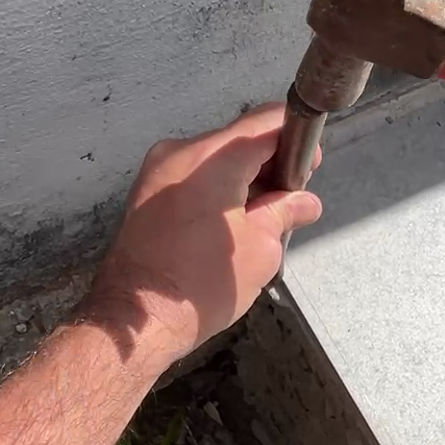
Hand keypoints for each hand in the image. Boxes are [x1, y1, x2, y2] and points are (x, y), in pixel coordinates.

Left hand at [80, 104, 321, 365]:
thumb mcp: (260, 250)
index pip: (265, 122)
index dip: (296, 141)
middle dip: (267, 167)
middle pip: (237, 142)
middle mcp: (178, 154)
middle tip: (286, 204)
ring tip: (256, 224)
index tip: (309, 167)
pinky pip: (189, 181)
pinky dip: (213, 195)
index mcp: (211, 159)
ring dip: (240, 183)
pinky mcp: (143, 196)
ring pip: (212, 162)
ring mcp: (155, 173)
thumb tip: (304, 203)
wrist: (136, 322)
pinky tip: (226, 229)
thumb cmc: (198, 288)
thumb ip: (284, 214)